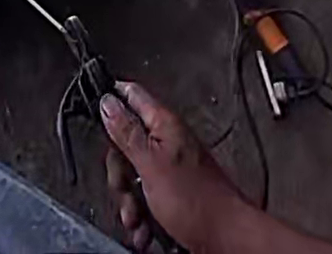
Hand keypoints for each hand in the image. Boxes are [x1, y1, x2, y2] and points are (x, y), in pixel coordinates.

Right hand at [99, 81, 257, 252]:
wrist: (230, 242)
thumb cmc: (198, 201)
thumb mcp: (151, 164)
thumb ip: (127, 132)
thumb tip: (107, 101)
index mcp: (163, 122)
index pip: (130, 93)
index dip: (110, 102)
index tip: (101, 125)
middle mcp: (167, 140)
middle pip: (126, 141)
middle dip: (119, 171)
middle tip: (124, 187)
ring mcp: (170, 166)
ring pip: (133, 173)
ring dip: (129, 199)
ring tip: (137, 219)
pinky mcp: (173, 192)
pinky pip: (146, 195)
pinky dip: (142, 214)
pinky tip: (145, 230)